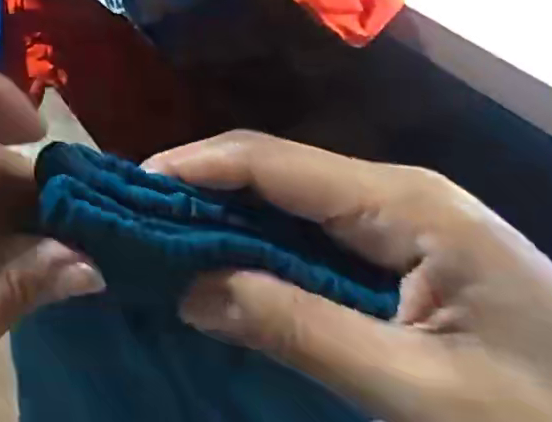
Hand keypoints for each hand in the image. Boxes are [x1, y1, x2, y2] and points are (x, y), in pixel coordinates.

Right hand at [149, 132, 551, 421]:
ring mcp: (410, 219)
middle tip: (135, 216)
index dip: (193, 166)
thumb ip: (298, 327)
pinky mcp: (417, 252)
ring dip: (229, 216)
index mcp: (403, 200)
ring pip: (293, 199)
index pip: (269, 161)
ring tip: (165, 237)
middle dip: (201, 187)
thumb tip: (188, 285)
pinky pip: (321, 234)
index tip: (129, 188)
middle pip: (275, 171)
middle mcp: (399, 191)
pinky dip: (268, 245)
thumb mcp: (423, 390)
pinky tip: (234, 265)